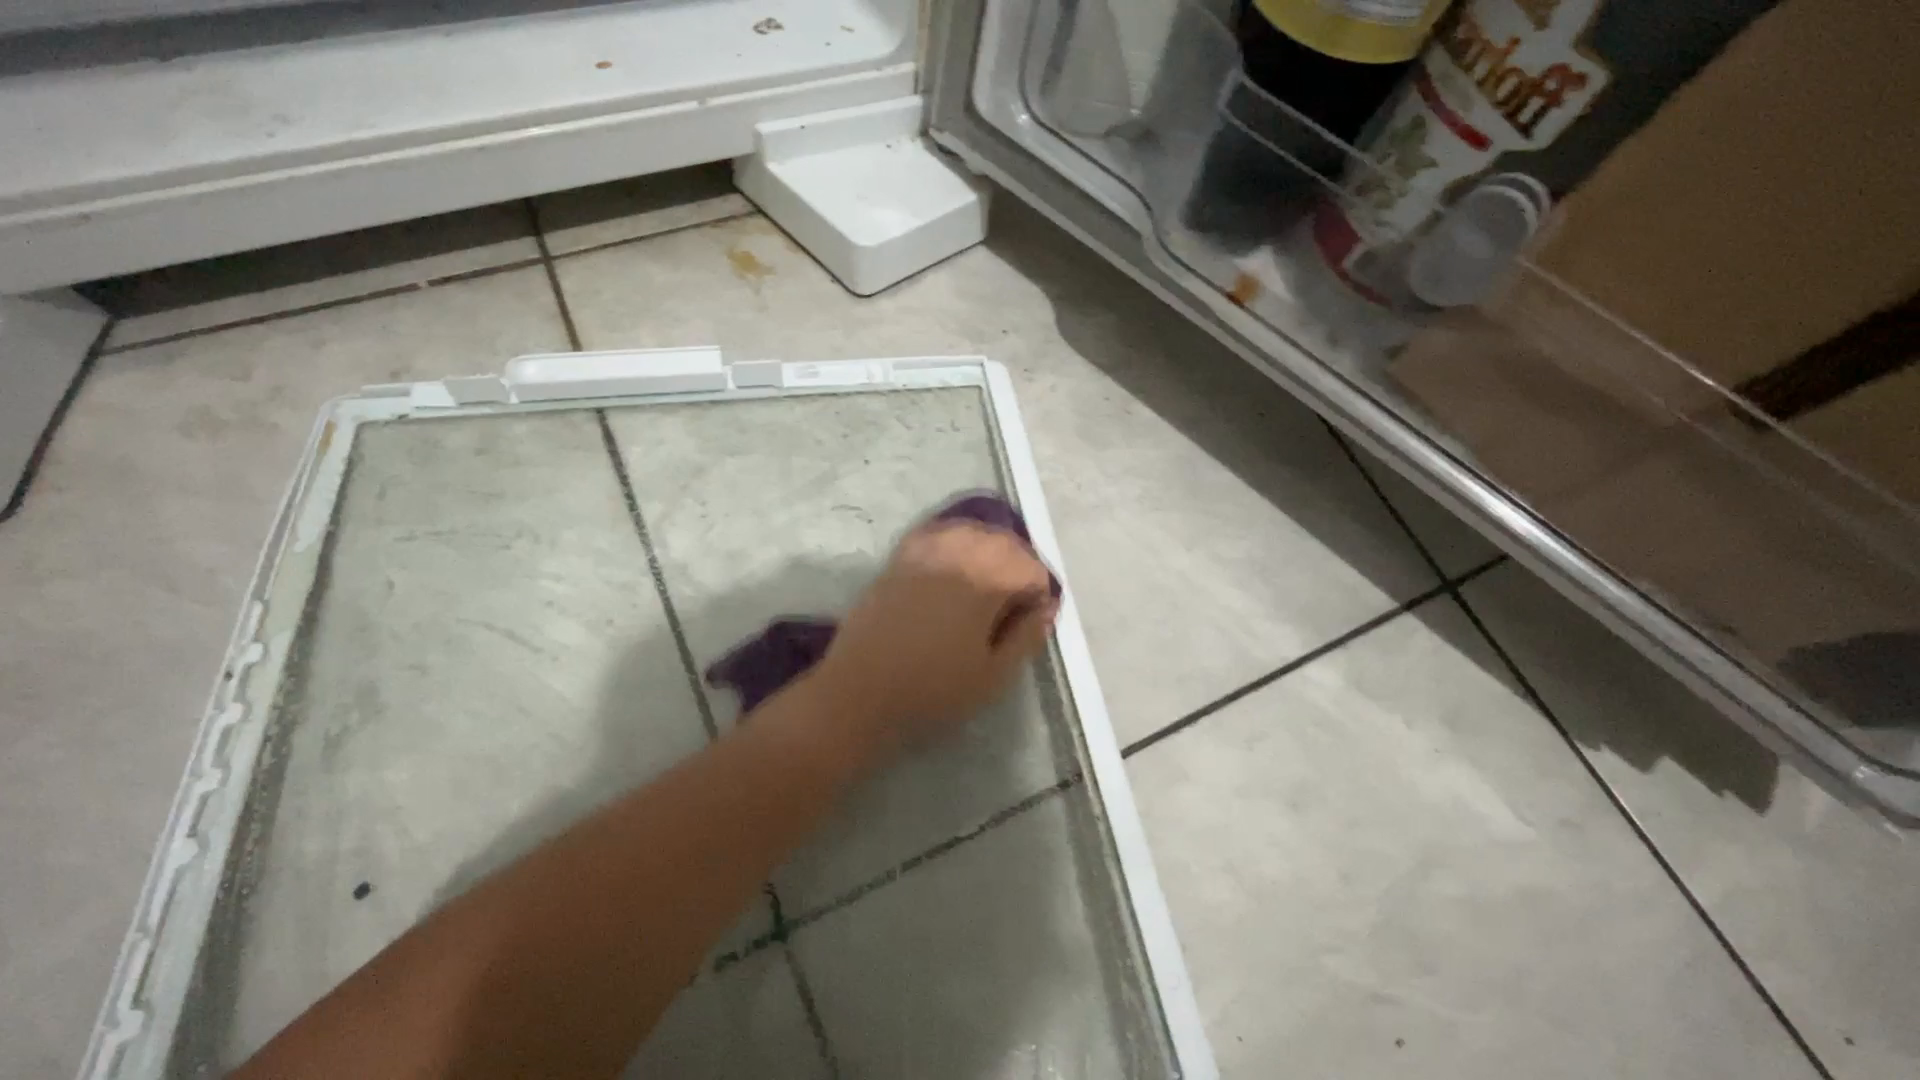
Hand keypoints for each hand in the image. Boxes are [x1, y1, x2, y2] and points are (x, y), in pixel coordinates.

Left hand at [810, 521, 1057, 758]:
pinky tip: (953, 567)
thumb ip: (1027, 637)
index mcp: (986, 582)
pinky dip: (954, 543)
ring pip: (970, 531)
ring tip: (986, 583)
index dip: (1040, 594)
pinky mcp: (898, 558)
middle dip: (1018, 565)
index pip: (1031, 569)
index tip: (1032, 620)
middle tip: (1015, 602)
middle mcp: (957, 555)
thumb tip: (1047, 609)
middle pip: (1003, 542)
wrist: (860, 692)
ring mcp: (924, 552)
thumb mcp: (993, 676)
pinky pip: (936, 534)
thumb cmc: (933, 691)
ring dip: (987, 550)